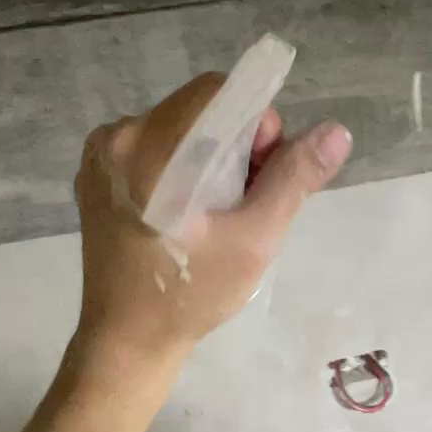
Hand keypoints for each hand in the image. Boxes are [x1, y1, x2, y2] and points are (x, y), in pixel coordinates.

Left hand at [71, 72, 351, 363]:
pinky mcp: (95, 173)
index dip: (255, 124)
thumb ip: (294, 179)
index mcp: (150, 147)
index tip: (261, 173)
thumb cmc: (192, 293)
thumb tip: (336, 131)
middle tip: (243, 203)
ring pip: (179, 127)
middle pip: (199, 109)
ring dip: (210, 157)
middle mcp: (116, 136)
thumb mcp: (254, 240)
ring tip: (215, 215)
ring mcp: (99, 154)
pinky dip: (181, 167)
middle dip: (236, 145)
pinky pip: (154, 147)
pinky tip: (185, 214)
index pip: (218, 91)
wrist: (126, 340)